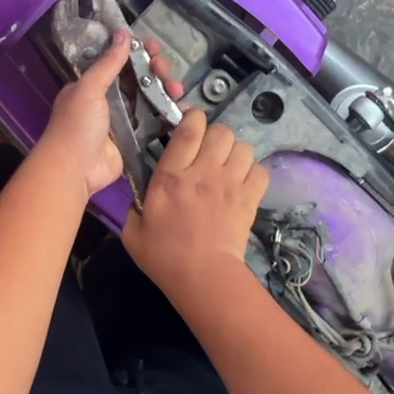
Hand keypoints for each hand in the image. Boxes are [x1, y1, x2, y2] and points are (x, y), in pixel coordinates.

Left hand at [31, 31, 182, 197]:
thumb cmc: (77, 125)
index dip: (138, 53)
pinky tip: (183, 109)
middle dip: (156, 72)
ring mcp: (123, 119)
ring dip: (165, 92)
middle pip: (139, 79)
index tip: (154, 48)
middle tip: (165, 71)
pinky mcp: (135, 138)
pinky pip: (155, 122)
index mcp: (93, 84)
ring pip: (150, 99)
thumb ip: (108, 63)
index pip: (120, 62)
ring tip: (177, 91)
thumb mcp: (89, 88)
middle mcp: (109, 99)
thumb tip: (123, 33)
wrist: (74, 169)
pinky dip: (169, 115)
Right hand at [122, 109, 268, 290]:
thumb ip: (134, 208)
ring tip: (228, 168)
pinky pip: (260, 171)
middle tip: (208, 152)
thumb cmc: (164, 256)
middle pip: (220, 132)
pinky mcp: (249, 198)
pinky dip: (254, 173)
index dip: (192, 118)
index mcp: (170, 177)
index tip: (191, 122)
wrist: (202, 276)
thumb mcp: (133, 232)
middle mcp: (202, 172)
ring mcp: (230, 184)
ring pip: (243, 147)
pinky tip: (244, 184)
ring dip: (235, 154)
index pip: (188, 130)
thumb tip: (140, 199)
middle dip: (215, 136)